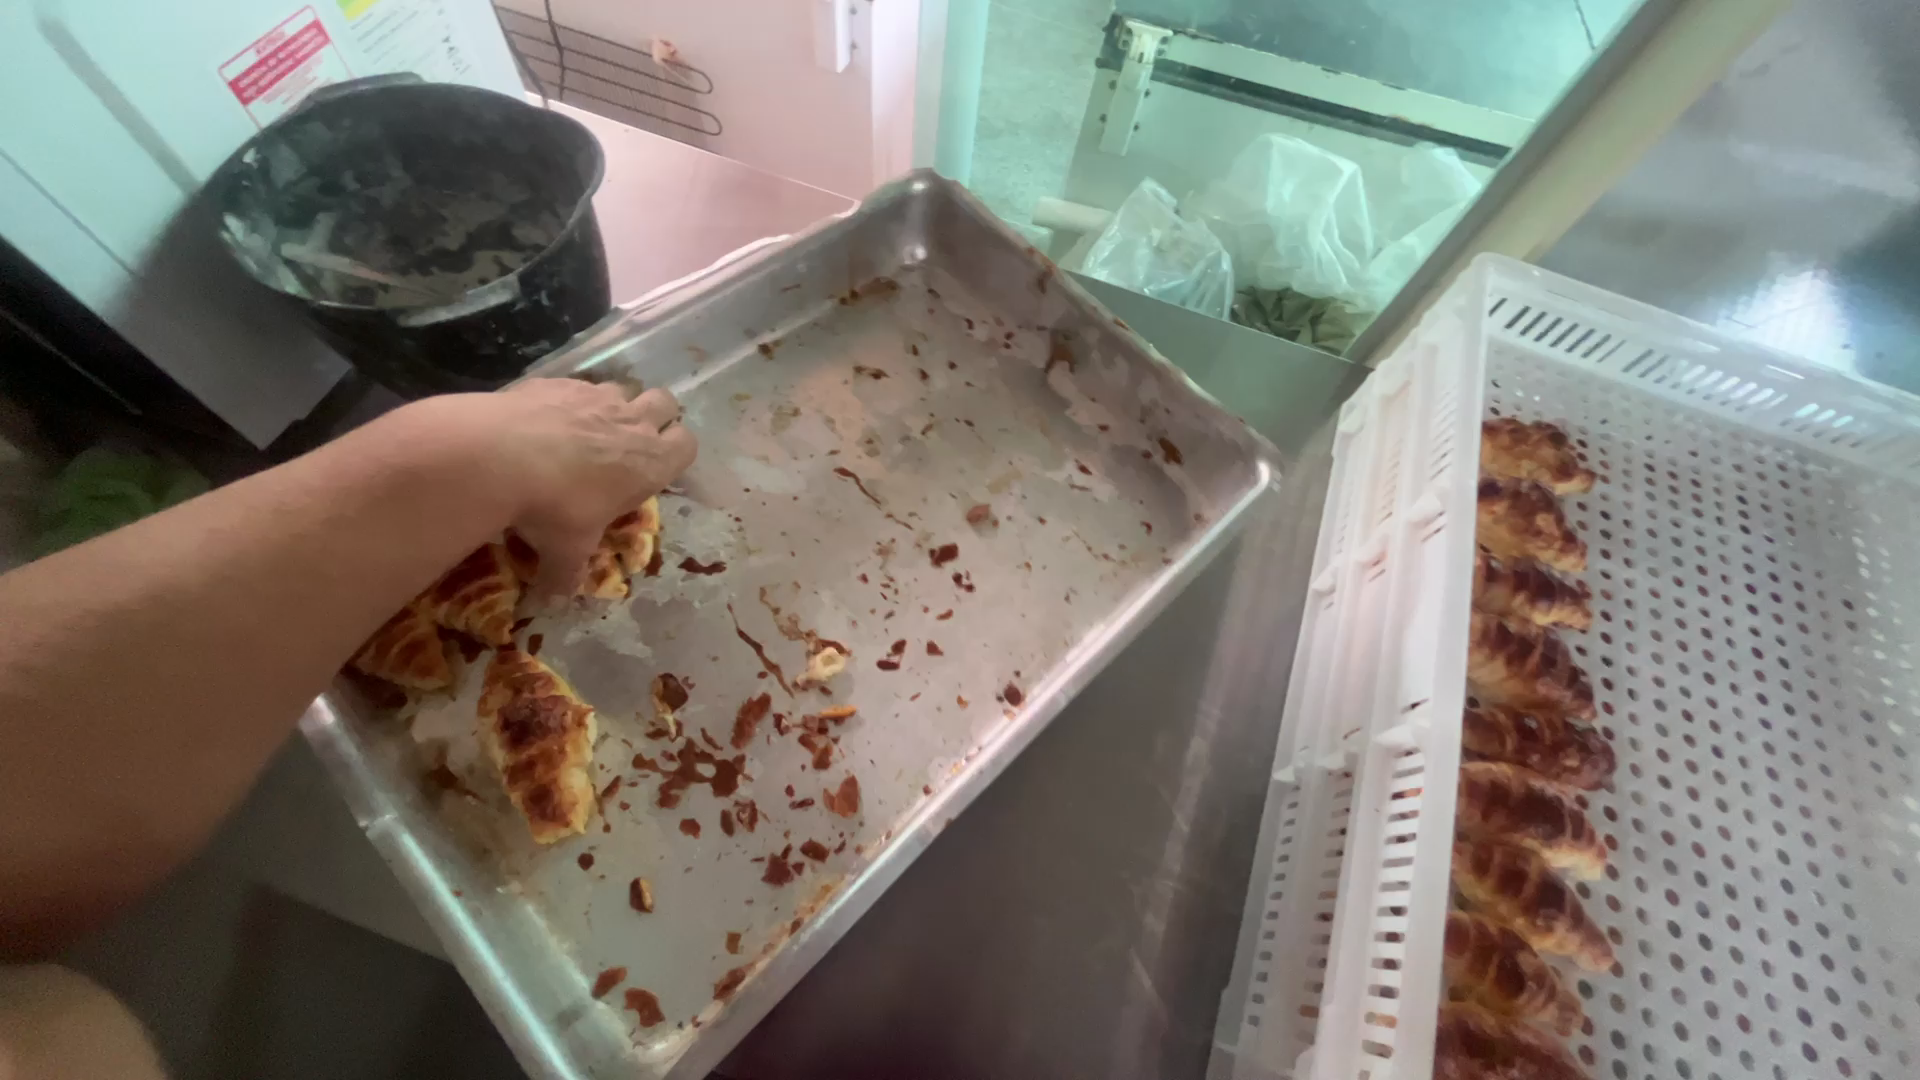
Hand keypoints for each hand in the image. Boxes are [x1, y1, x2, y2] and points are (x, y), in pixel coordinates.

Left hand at [391, 378, 697, 595]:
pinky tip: (544, 419)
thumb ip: (566, 573)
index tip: (656, 468)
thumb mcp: (565, 549)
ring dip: (614, 405)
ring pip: (623, 389)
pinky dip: (569, 399)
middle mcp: (633, 422)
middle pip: (666, 402)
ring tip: (588, 428)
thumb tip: (552, 604)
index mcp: (651, 462)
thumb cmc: (552, 507)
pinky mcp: (559, 381)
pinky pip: (576, 385)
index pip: (688, 444)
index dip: (676, 453)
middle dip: (656, 416)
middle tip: (631, 440)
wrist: (494, 455)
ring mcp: (596, 396)